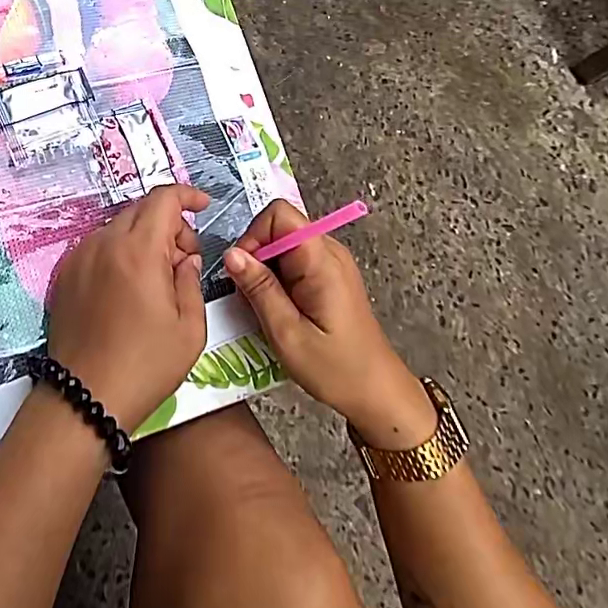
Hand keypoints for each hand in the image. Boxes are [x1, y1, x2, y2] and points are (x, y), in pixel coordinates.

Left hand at [46, 185, 209, 430]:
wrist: (84, 396)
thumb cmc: (144, 366)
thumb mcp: (189, 327)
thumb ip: (191, 280)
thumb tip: (185, 258)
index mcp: (137, 251)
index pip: (163, 199)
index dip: (187, 196)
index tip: (203, 205)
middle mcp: (103, 244)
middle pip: (141, 210)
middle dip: (169, 224)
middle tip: (184, 259)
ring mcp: (79, 257)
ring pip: (119, 228)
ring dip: (143, 238)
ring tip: (157, 279)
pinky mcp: (65, 274)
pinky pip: (99, 247)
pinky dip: (120, 253)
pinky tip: (129, 288)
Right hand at [222, 201, 435, 446]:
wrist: (377, 393)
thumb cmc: (336, 369)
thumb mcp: (287, 333)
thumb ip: (259, 288)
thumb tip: (230, 254)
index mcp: (321, 260)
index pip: (279, 214)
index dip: (253, 236)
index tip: (244, 273)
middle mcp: (328, 251)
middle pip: (278, 226)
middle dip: (255, 255)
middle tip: (251, 295)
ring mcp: (330, 262)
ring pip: (281, 244)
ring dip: (264, 270)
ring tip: (264, 306)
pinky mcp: (326, 275)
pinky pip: (291, 260)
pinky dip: (275, 278)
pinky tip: (277, 308)